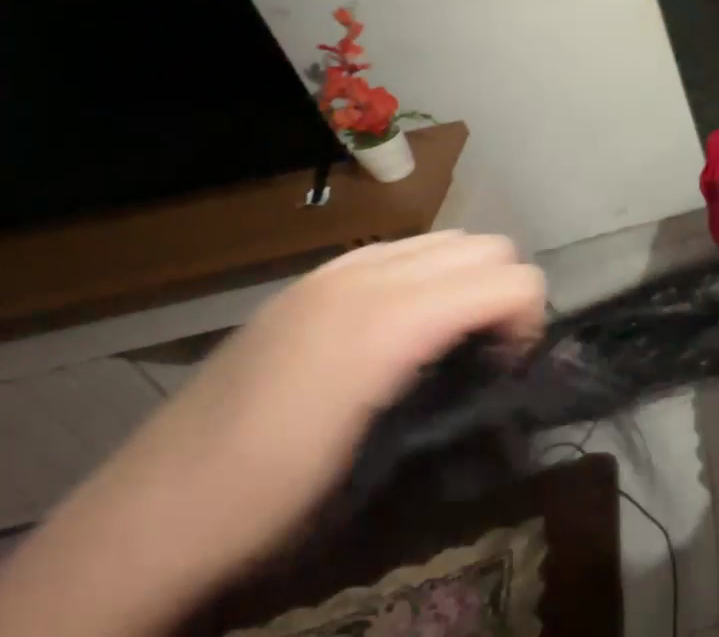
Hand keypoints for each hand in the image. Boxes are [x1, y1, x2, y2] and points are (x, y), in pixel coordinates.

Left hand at [0, 232, 543, 636]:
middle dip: (503, 293)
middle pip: (486, 246)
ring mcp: (329, 276)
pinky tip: (398, 329)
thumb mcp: (387, 442)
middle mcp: (363, 278)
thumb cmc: (278, 493)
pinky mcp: (305, 287)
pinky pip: (396, 252)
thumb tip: (502, 347)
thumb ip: (457, 372)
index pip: (512, 278)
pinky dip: (422, 276)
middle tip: (485, 351)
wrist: (149, 520)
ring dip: (465, 281)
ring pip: (445, 241)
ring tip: (446, 339)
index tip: (507, 367)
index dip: (528, 320)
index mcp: (388, 320)